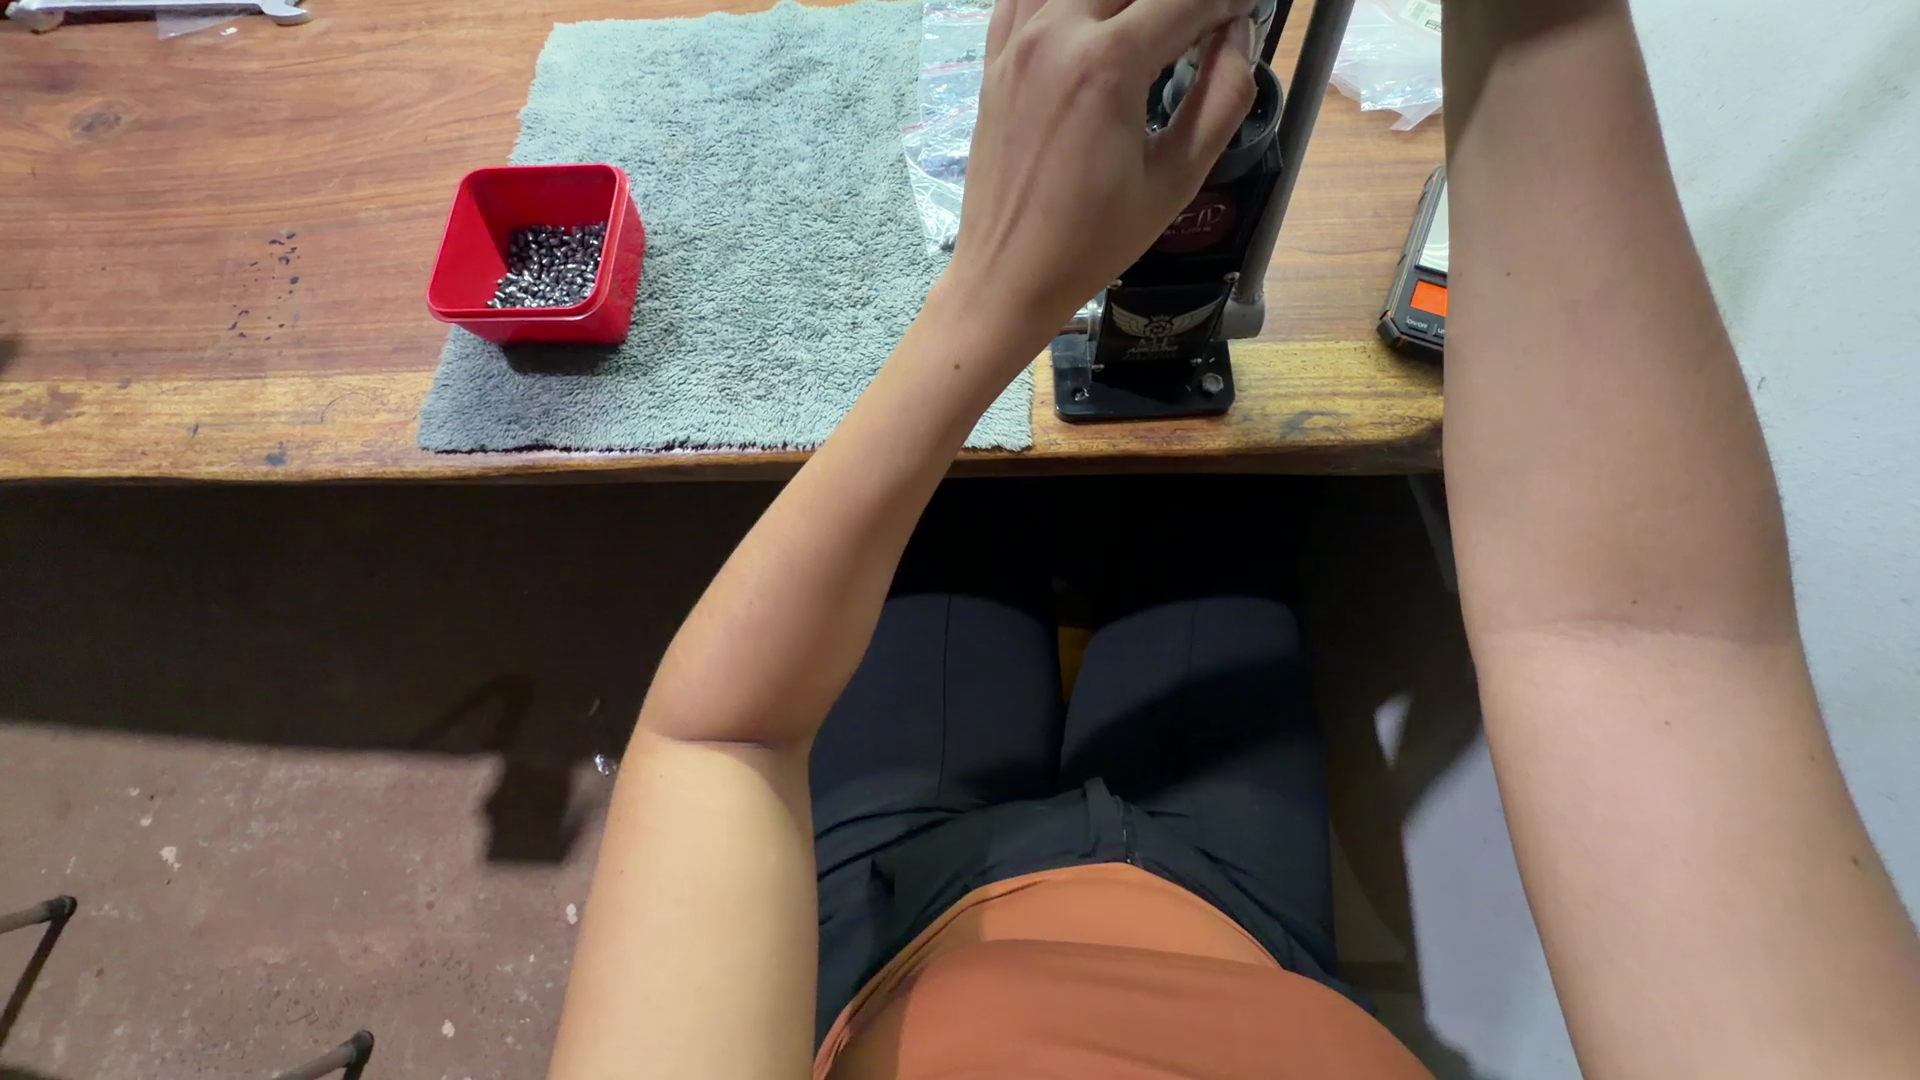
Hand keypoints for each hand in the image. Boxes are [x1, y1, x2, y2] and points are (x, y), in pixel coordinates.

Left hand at [944, 0, 1257, 344]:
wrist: (1008, 279)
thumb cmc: (1091, 245)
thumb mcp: (1174, 182)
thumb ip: (1223, 99)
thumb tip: (1238, 34)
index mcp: (1108, 65)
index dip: (1227, 2)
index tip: (1242, 14)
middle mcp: (1057, 35)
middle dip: (1177, 0)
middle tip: (1196, 28)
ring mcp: (1017, 46)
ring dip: (1123, 0)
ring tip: (1147, 29)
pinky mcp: (993, 65)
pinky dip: (1062, 0)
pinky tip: (1086, 19)